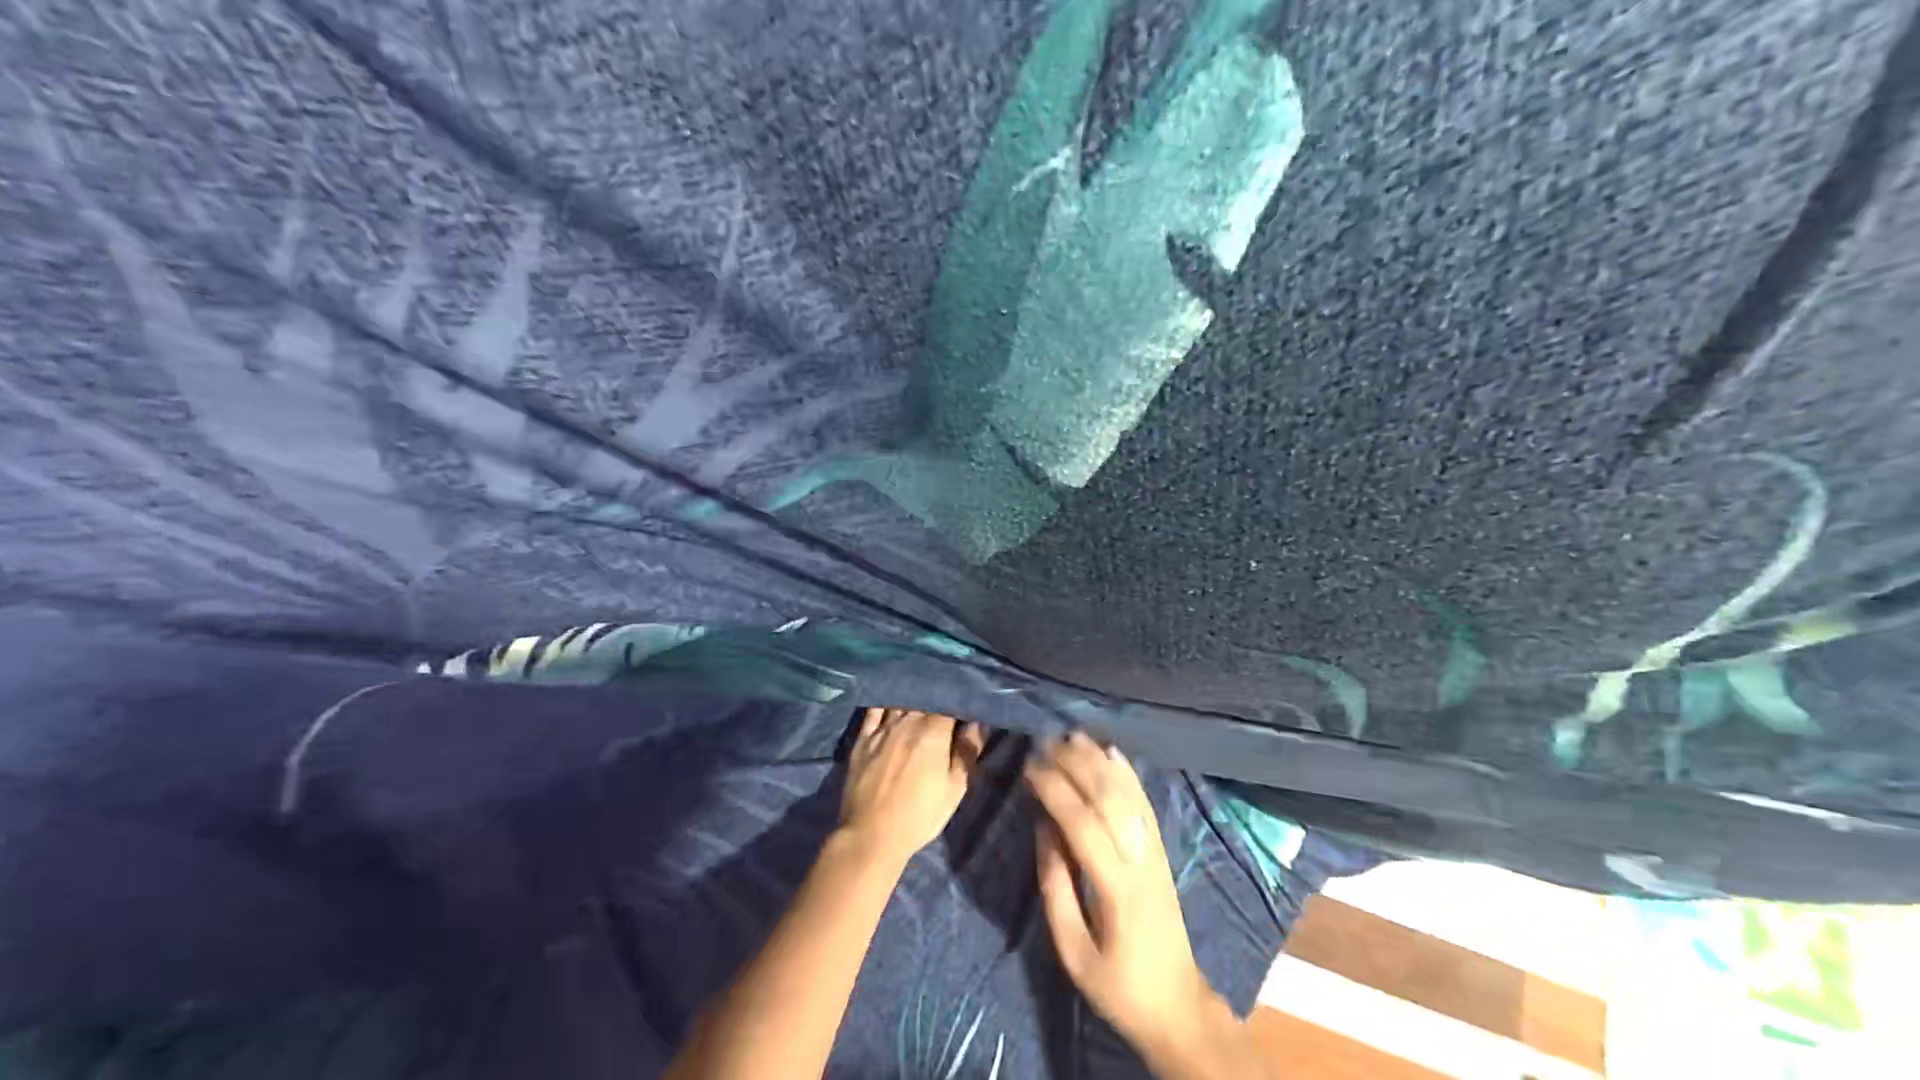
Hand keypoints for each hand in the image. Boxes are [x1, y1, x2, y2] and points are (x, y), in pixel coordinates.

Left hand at [838, 708, 984, 866]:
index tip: (964, 707)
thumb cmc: (920, 814)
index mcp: (933, 732)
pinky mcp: (862, 739)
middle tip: (944, 705)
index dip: (957, 703)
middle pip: (924, 700)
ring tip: (920, 699)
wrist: (872, 834)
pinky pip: (873, 711)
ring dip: (912, 698)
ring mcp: (881, 729)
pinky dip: (884, 703)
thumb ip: (967, 751)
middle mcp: (907, 722)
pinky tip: (891, 701)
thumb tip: (977, 723)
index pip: (949, 704)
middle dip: (936, 699)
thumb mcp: (955, 788)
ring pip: (900, 702)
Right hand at [1025, 732, 1213, 1052]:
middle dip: (1076, 764)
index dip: (1055, 790)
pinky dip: (1127, 774)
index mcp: (1117, 888)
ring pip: (1128, 794)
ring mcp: (1155, 852)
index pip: (1083, 823)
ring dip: (1100, 761)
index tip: (1028, 766)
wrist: (1177, 1004)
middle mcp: (1141, 860)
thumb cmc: (1117, 984)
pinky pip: (1144, 803)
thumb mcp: (1073, 950)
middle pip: (1109, 799)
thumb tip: (1042, 827)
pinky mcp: (1161, 851)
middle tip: (1044, 742)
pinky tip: (1111, 752)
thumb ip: (1055, 886)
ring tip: (1072, 735)